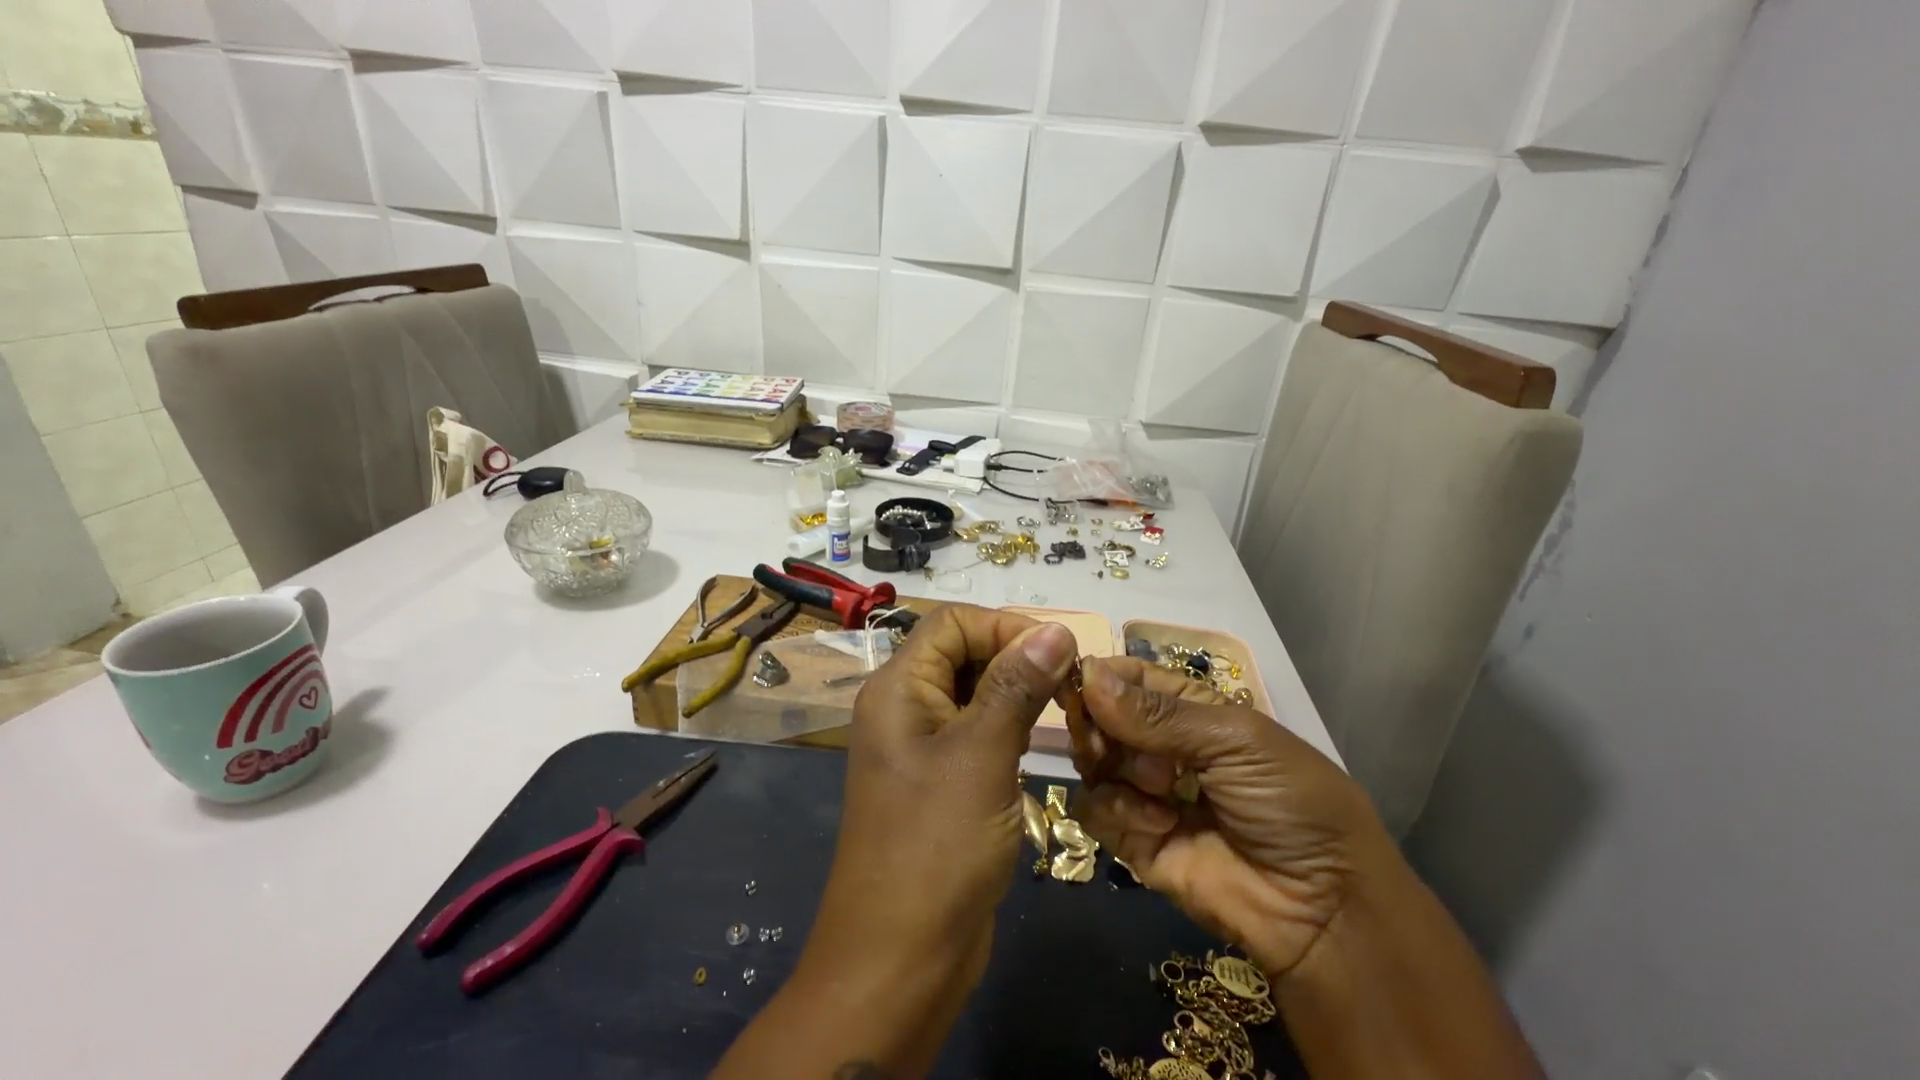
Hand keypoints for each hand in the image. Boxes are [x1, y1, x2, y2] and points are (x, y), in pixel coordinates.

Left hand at [806, 605, 1078, 983]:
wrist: (901, 956)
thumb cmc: (937, 847)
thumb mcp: (981, 756)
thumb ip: (1016, 687)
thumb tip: (1054, 629)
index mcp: (897, 689)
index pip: (950, 624)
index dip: (1006, 626)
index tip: (1062, 652)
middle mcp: (904, 711)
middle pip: (962, 656)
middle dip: (1017, 659)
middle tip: (1073, 685)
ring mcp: (920, 752)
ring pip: (974, 698)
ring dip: (1019, 696)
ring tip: (1067, 712)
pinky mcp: (940, 788)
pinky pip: (977, 739)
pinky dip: (1011, 732)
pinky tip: (1043, 747)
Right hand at [1071, 657, 1395, 977]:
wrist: (1321, 905)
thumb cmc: (1291, 801)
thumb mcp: (1235, 741)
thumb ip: (1158, 714)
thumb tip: (1089, 672)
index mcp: (1193, 711)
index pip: (1129, 678)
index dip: (1101, 677)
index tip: (1076, 681)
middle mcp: (1162, 748)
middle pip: (1100, 719)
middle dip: (1099, 724)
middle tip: (1107, 739)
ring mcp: (1146, 795)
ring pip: (1092, 763)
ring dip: (1114, 767)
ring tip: (1155, 785)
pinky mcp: (1134, 842)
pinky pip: (1096, 811)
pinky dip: (1116, 811)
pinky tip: (1157, 823)